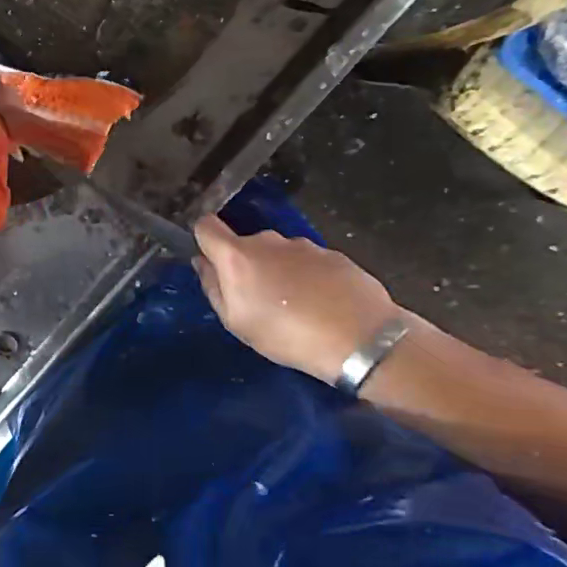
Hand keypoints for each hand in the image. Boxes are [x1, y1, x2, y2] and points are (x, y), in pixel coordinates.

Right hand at [191, 215, 403, 381]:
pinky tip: (321, 303)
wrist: (362, 340)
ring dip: (278, 270)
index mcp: (237, 256)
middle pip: (245, 243)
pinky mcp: (334, 254)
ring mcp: (304, 245)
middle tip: (258, 298)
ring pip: (278, 253)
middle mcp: (267, 241)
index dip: (204, 239)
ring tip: (295, 304)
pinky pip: (308, 262)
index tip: (211, 261)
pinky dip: (308, 276)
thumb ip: (213, 287)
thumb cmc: (287, 335)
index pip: (206, 226)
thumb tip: (204, 263)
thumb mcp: (236, 322)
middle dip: (246, 264)